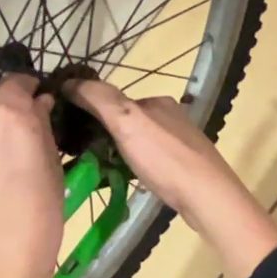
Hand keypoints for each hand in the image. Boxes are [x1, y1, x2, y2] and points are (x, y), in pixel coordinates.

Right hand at [67, 79, 276, 277]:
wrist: (207, 196)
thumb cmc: (165, 158)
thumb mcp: (126, 121)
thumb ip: (99, 98)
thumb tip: (69, 81)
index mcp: (156, 101)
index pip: (114, 100)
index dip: (92, 112)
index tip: (73, 131)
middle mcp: (171, 117)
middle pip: (127, 122)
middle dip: (107, 136)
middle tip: (87, 157)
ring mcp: (181, 142)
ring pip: (140, 143)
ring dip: (121, 153)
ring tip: (106, 173)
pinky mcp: (186, 166)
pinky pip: (153, 161)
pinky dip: (138, 168)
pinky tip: (133, 182)